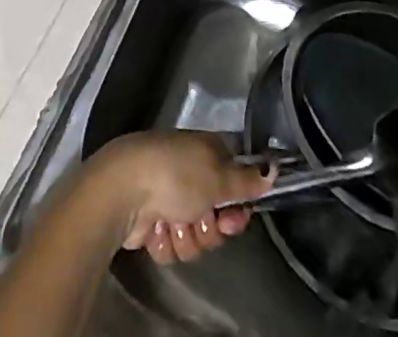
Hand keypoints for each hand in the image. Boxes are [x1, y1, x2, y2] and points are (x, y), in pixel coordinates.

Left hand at [83, 131, 272, 264]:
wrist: (123, 190)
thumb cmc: (175, 175)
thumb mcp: (219, 175)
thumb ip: (248, 179)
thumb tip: (274, 168)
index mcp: (206, 153)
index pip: (235, 180)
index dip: (239, 203)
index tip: (238, 214)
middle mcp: (189, 174)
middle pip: (217, 214)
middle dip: (211, 226)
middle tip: (203, 220)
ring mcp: (168, 198)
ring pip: (195, 234)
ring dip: (187, 235)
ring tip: (173, 222)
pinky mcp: (150, 223)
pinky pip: (171, 243)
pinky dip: (165, 240)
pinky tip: (156, 229)